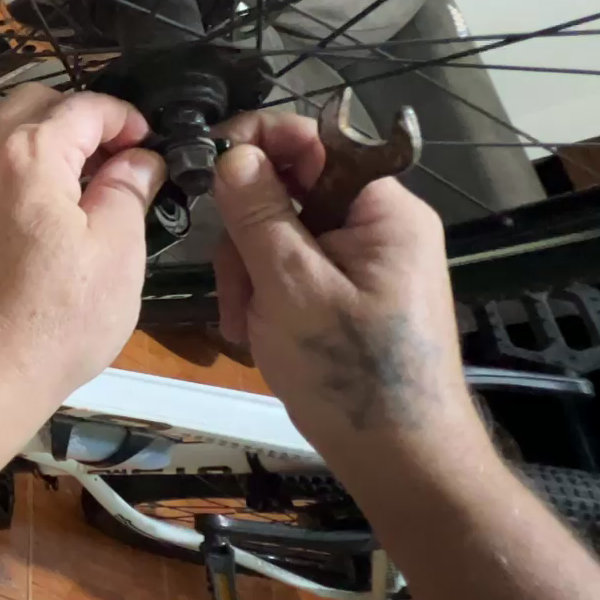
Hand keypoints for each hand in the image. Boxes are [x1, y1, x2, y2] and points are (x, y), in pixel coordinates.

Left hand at [0, 84, 165, 408]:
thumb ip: (128, 190)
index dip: (126, 118)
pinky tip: (51, 197)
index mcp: (30, 151)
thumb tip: (141, 158)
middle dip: (83, 115)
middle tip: (120, 156)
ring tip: (89, 176)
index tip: (151, 146)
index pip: (85, 105)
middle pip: (38, 101)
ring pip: (9, 124)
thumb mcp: (115, 252)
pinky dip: (23, 156)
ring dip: (50, 133)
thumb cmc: (55, 316)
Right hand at [212, 111, 490, 482]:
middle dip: (243, 231)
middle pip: (282, 186)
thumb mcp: (292, 286)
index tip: (202, 163)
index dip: (254, 140)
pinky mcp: (335, 284)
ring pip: (271, 227)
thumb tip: (230, 151)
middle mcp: (369, 222)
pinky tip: (252, 326)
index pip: (311, 140)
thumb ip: (259, 213)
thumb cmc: (352, 371)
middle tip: (231, 278)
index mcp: (379, 209)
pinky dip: (256, 288)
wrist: (397, 460)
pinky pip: (279, 260)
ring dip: (244, 268)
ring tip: (243, 318)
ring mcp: (352, 255)